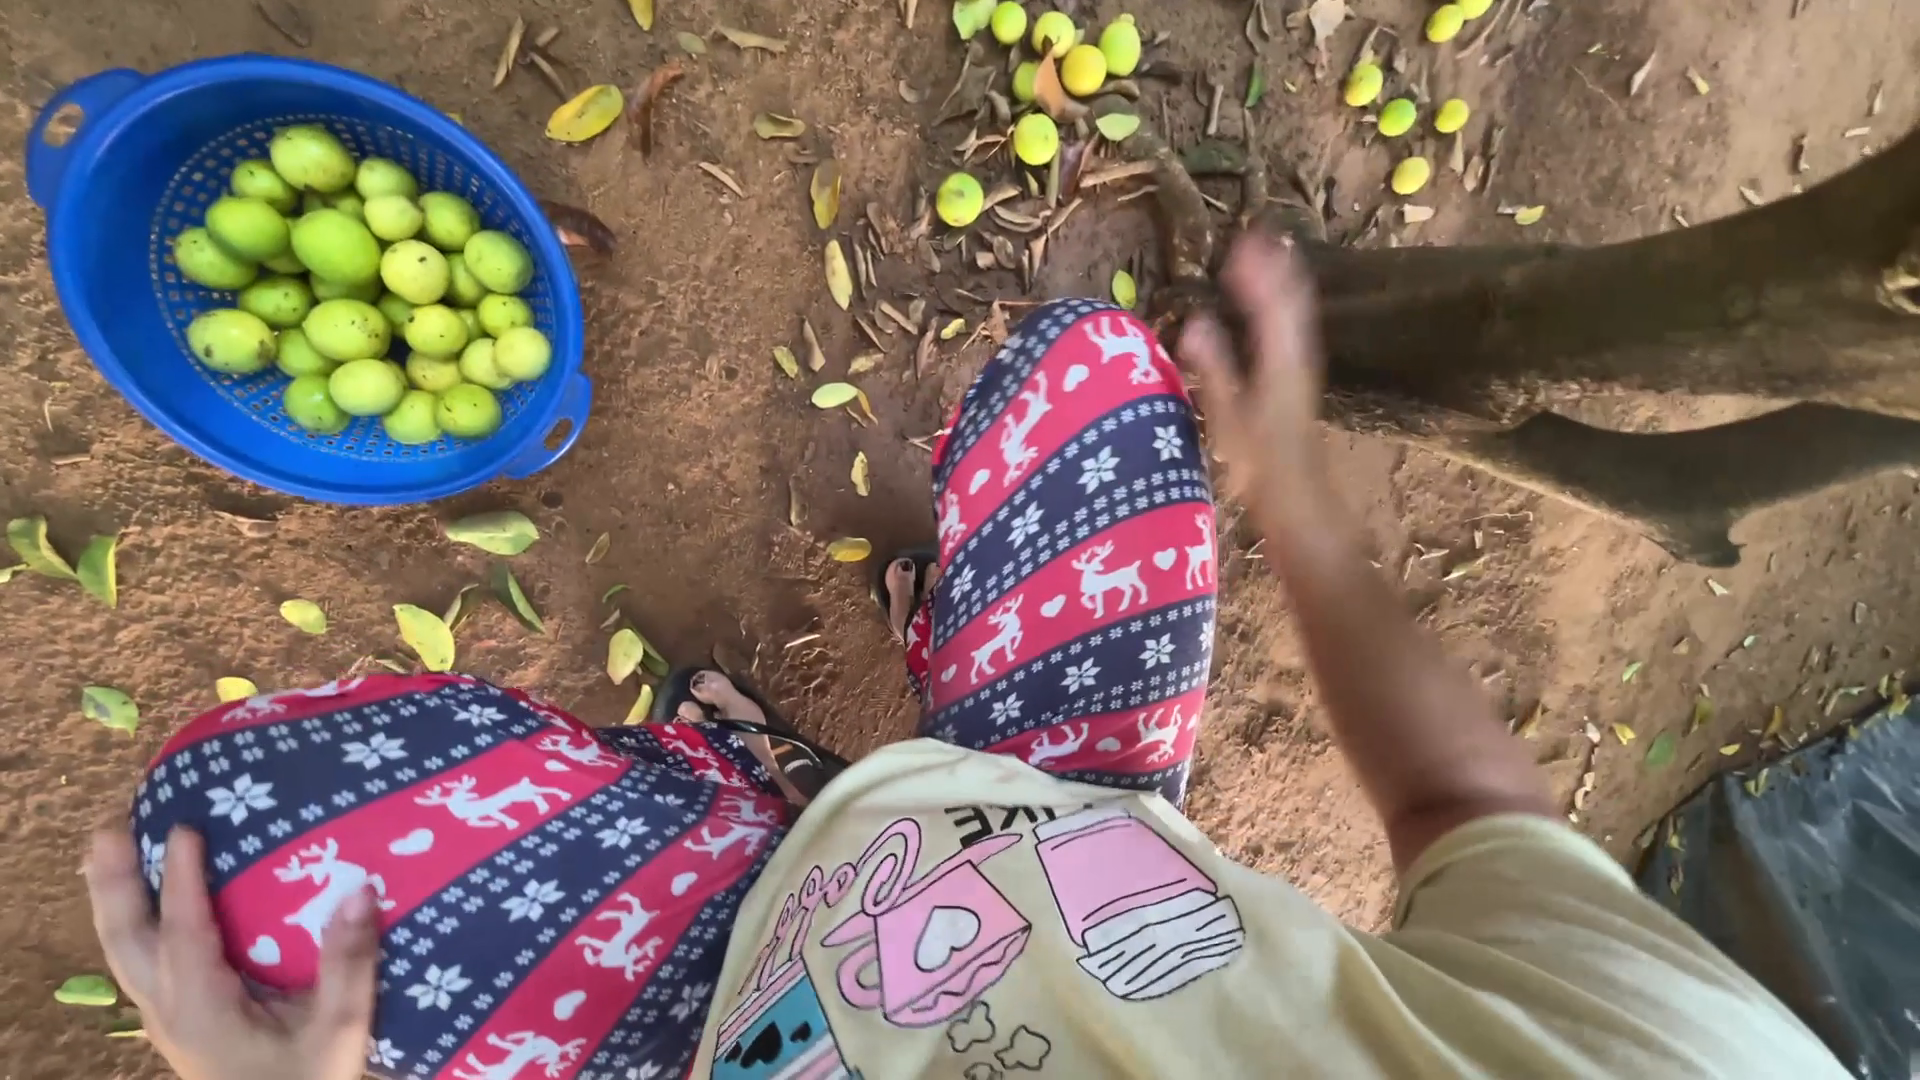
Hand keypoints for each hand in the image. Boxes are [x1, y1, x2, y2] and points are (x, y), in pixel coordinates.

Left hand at [85, 826, 379, 1079]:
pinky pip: (148, 959)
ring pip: (127, 952)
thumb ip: (349, 961)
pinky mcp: (185, 1017)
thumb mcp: (341, 1025)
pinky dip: (141, 921)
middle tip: (109, 829)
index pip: (182, 934)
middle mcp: (171, 1009)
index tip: (183, 830)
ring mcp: (170, 1017)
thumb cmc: (311, 1075)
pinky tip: (154, 905)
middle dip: (113, 885)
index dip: (179, 882)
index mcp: (204, 1008)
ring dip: (118, 900)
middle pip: (127, 942)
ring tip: (113, 852)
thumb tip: (361, 887)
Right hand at [1176, 233, 1328, 518]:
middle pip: (1290, 298)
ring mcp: (1301, 366)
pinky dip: (1280, 307)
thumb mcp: (1227, 416)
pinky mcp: (1298, 378)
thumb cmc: (1258, 462)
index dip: (1256, 269)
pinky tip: (1267, 308)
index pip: (1270, 301)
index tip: (1240, 240)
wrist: (1297, 495)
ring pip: (1295, 312)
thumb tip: (1192, 323)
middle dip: (1273, 265)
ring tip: (1266, 256)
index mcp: (1280, 360)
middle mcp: (1297, 355)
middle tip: (1255, 235)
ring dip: (1280, 282)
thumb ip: (1212, 367)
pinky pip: (1292, 328)